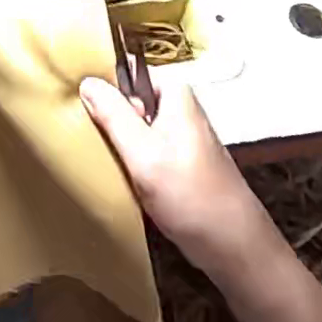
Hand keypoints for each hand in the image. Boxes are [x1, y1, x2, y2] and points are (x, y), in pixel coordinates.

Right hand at [81, 70, 284, 278]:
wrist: (235, 248)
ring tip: (109, 162)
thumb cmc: (190, 197)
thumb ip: (114, 115)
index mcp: (174, 91)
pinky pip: (146, 146)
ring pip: (136, 125)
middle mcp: (179, 105)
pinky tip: (126, 177)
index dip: (105, 92)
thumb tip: (87, 80)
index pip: (126, 73)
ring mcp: (181, 132)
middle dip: (111, 119)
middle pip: (130, 99)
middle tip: (98, 145)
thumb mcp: (143, 154)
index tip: (88, 117)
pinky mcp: (180, 157)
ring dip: (121, 142)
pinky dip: (133, 158)